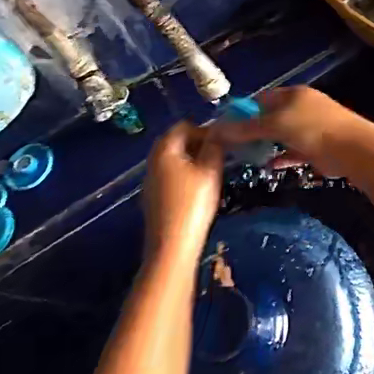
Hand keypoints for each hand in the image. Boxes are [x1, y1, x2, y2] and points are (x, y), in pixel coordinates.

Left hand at [141, 122, 222, 260]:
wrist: (172, 246)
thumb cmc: (193, 204)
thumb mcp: (210, 170)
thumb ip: (215, 145)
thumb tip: (220, 129)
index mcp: (164, 150)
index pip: (182, 126)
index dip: (204, 129)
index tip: (223, 142)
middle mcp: (152, 161)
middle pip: (175, 142)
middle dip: (198, 144)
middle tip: (220, 156)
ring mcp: (150, 181)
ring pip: (173, 160)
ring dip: (193, 160)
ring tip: (213, 173)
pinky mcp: (153, 197)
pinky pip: (170, 175)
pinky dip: (185, 175)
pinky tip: (199, 190)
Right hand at [204, 87, 363, 169]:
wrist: (353, 150)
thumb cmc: (313, 129)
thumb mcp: (276, 125)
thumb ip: (247, 128)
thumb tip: (218, 130)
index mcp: (293, 94)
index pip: (262, 98)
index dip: (243, 110)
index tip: (225, 126)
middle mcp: (302, 107)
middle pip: (271, 116)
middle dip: (252, 130)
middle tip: (232, 145)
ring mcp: (312, 127)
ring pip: (282, 135)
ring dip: (266, 145)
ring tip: (245, 157)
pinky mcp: (318, 148)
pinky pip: (294, 151)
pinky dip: (281, 157)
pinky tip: (268, 166)